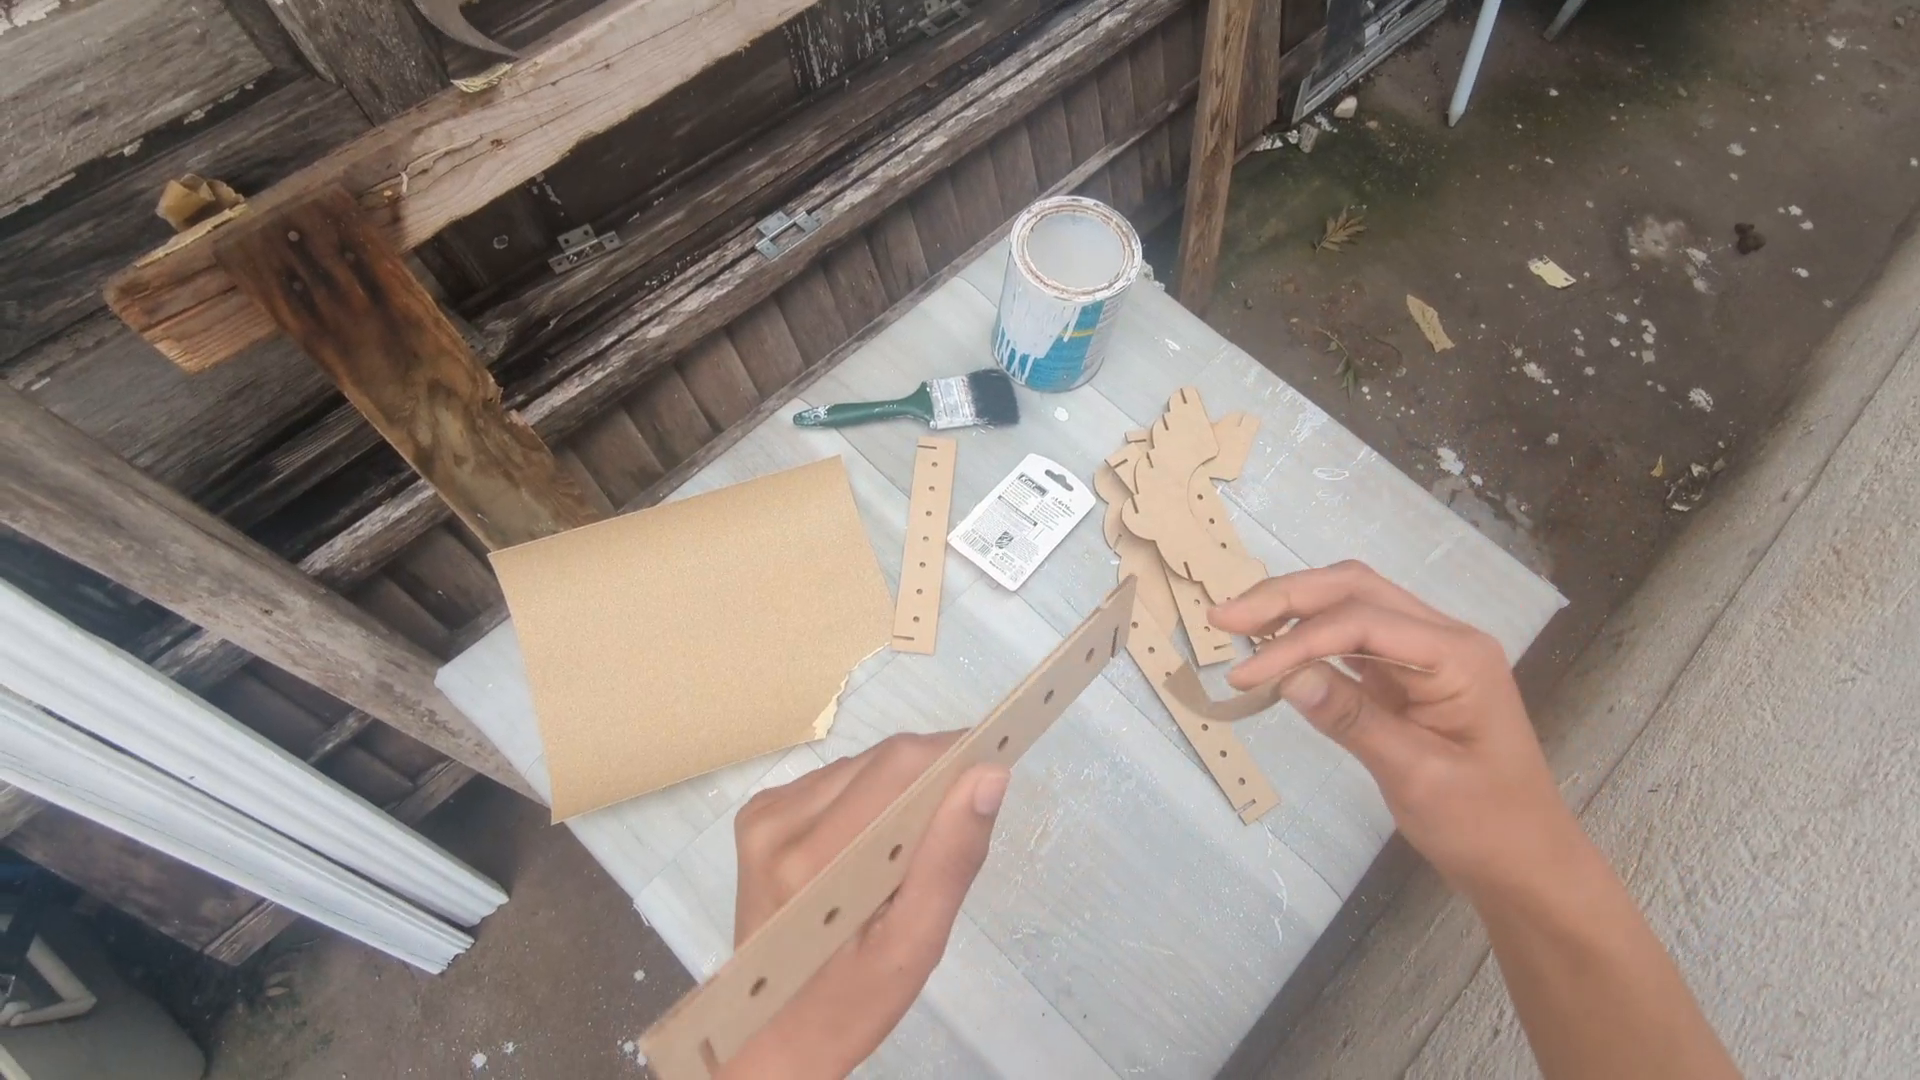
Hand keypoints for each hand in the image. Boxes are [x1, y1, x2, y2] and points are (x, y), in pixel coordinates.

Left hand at [718, 732, 1010, 1078]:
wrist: (771, 1034)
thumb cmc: (850, 1003)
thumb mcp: (915, 945)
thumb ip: (951, 857)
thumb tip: (989, 775)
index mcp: (813, 859)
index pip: (898, 767)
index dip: (950, 754)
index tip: (989, 768)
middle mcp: (779, 820)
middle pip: (878, 762)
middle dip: (929, 777)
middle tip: (958, 822)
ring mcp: (763, 813)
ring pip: (860, 766)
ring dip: (898, 789)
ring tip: (912, 847)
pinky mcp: (760, 813)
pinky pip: (835, 781)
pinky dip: (868, 798)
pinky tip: (873, 843)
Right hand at [1210, 561, 1578, 898]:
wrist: (1526, 865)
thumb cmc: (1485, 826)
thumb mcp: (1416, 776)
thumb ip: (1351, 718)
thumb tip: (1284, 677)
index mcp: (1457, 656)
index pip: (1361, 623)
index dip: (1295, 641)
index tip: (1244, 673)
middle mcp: (1442, 638)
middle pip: (1353, 590)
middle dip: (1285, 597)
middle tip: (1223, 617)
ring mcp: (1424, 653)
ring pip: (1350, 603)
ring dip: (1291, 607)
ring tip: (1238, 623)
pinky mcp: (1405, 673)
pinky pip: (1350, 637)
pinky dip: (1307, 635)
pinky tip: (1274, 645)